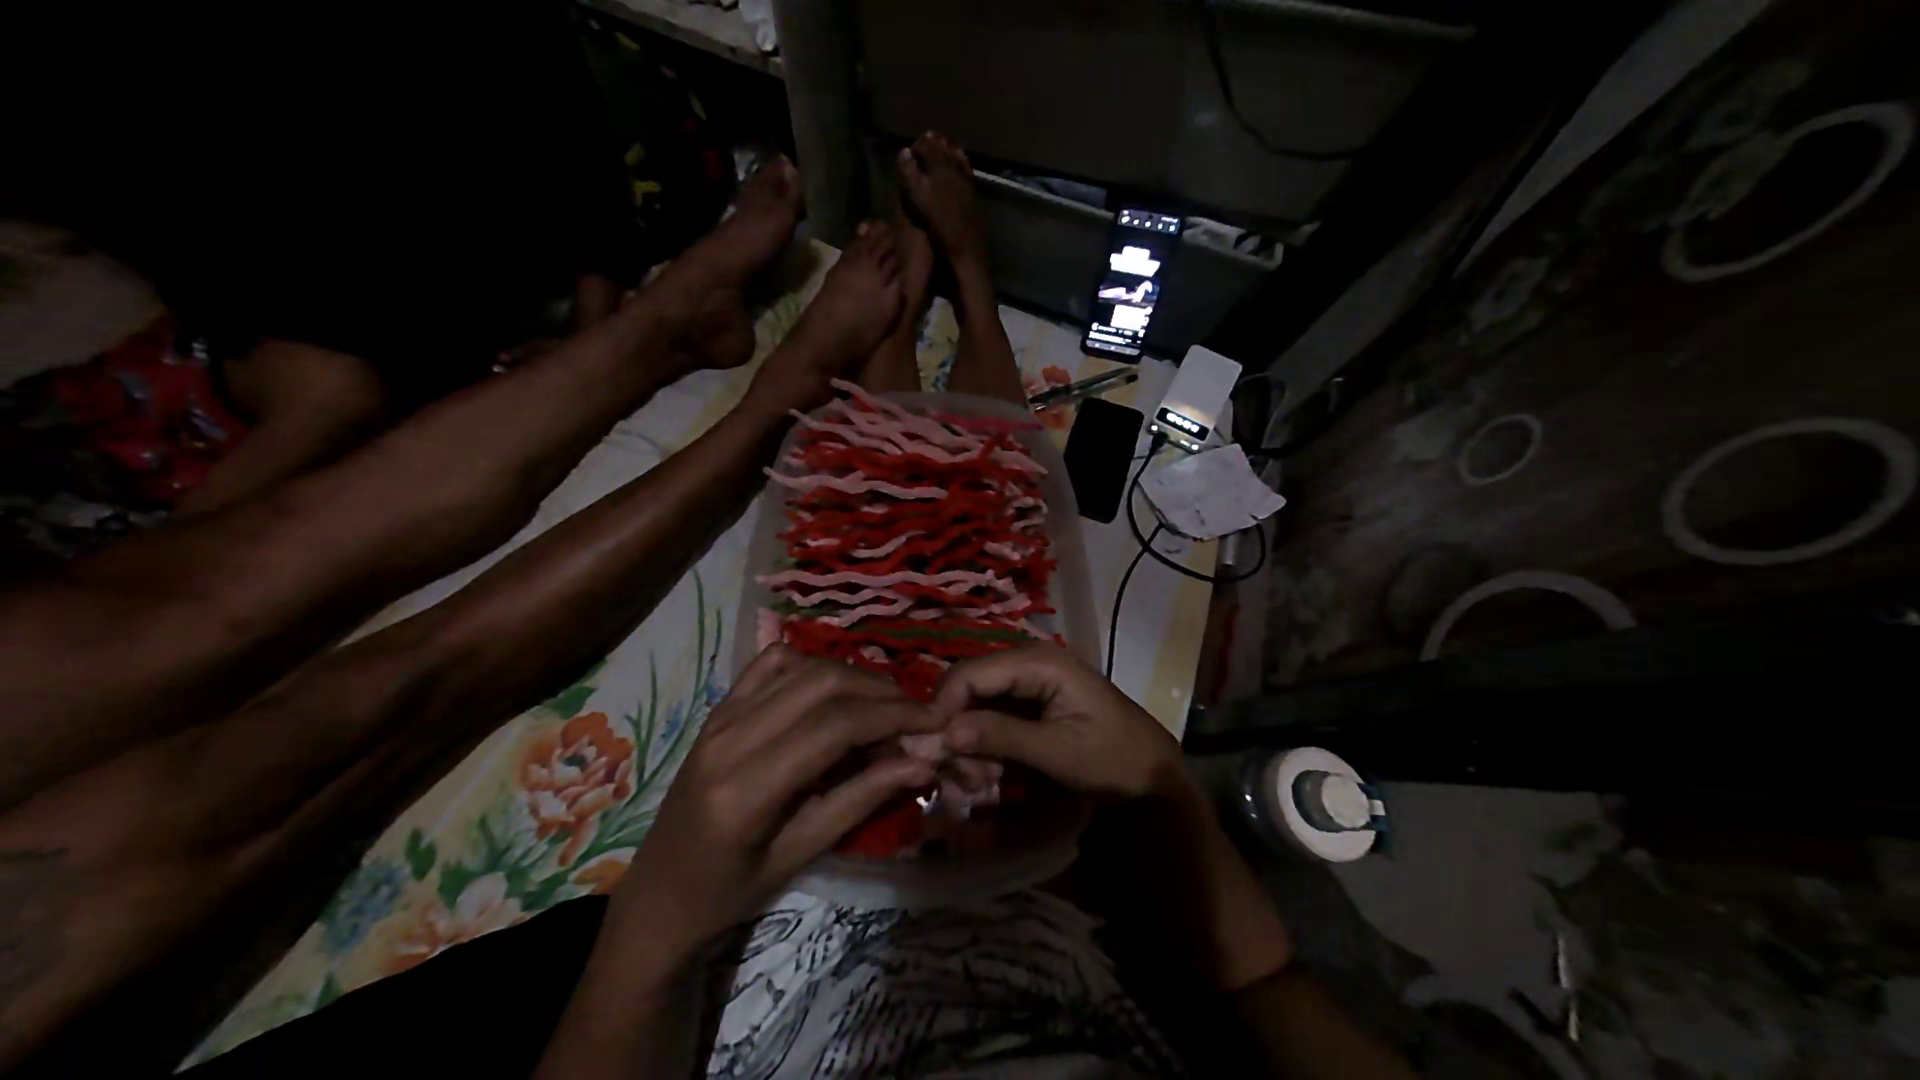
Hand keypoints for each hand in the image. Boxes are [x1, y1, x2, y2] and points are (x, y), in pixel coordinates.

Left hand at [609, 646, 939, 964]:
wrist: (657, 894)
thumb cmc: (728, 893)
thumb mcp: (799, 856)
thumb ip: (859, 800)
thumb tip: (921, 763)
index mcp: (747, 788)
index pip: (836, 726)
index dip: (893, 716)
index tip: (934, 721)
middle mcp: (730, 738)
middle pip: (823, 684)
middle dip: (881, 692)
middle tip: (916, 715)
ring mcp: (719, 716)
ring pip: (802, 667)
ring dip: (853, 677)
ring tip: (884, 706)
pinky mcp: (717, 709)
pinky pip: (771, 664)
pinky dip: (812, 665)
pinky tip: (833, 690)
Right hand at [931, 644, 1188, 801]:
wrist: (1153, 777)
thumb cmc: (1113, 758)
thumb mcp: (1058, 750)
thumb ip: (1001, 736)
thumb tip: (944, 732)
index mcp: (1037, 662)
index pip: (970, 673)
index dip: (944, 708)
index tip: (933, 751)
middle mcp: (1026, 664)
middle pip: (968, 688)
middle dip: (956, 730)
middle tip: (960, 776)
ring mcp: (1027, 685)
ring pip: (975, 706)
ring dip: (968, 744)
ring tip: (979, 783)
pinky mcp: (1028, 706)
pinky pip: (990, 719)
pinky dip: (983, 747)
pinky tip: (990, 777)